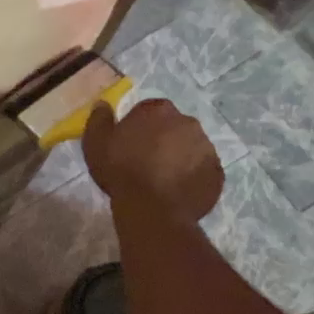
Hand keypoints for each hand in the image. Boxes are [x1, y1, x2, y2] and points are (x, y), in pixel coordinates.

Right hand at [83, 98, 224, 221]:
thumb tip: (103, 104)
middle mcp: (188, 122)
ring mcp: (207, 148)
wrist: (151, 210)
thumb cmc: (121, 172)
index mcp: (159, 110)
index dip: (140, 127)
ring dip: (180, 159)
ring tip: (162, 181)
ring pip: (191, 149)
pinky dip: (192, 178)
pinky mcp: (216, 173)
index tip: (130, 145)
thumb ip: (99, 119)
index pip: (150, 111)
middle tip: (146, 163)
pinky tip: (176, 192)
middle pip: (174, 128)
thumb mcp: (96, 143)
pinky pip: (203, 172)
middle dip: (163, 141)